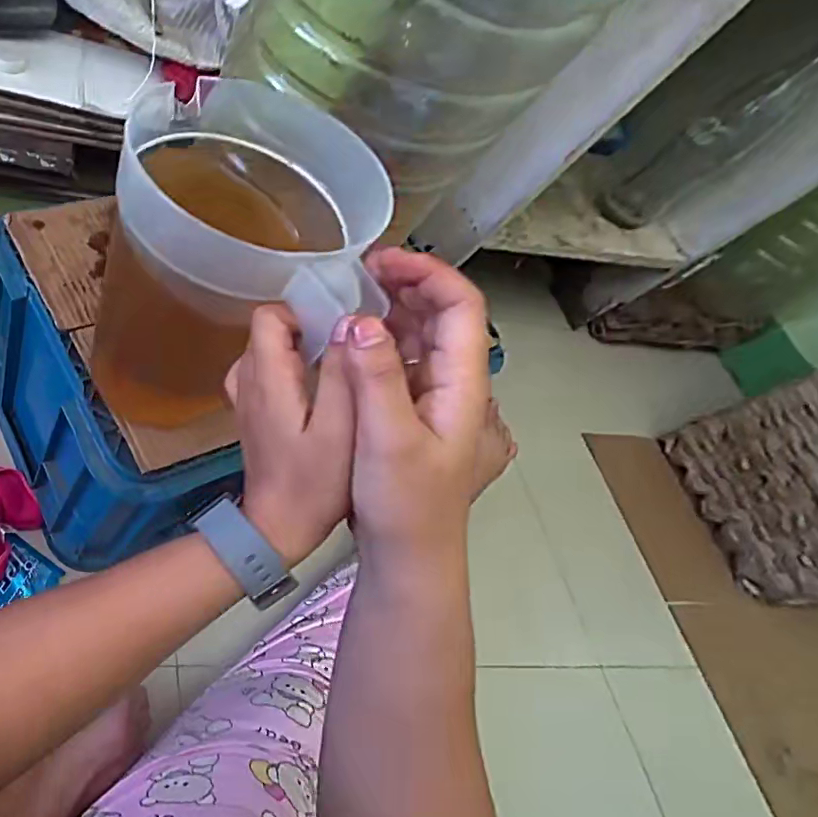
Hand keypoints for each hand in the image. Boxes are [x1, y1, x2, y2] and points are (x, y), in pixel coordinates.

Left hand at [223, 305, 356, 565]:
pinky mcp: (251, 410)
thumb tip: (351, 322)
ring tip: (340, 368)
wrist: (277, 524)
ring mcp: (244, 395)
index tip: (340, 327)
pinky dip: (292, 369)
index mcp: (264, 377)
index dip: (304, 312)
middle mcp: (246, 379)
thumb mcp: (339, 428)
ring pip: (271, 349)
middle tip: (350, 349)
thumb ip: (342, 373)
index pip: (269, 316)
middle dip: (310, 328)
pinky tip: (321, 391)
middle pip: (271, 329)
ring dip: (303, 349)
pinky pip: (269, 371)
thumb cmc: (314, 482)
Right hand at [339, 250, 491, 560]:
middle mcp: (460, 385)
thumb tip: (360, 320)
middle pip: (446, 317)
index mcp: (465, 387)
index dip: (427, 275)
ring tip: (351, 295)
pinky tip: (352, 338)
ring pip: (425, 338)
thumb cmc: (404, 502)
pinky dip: (381, 340)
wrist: (409, 553)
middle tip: (358, 273)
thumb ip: (377, 379)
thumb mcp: (388, 440)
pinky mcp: (417, 413)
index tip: (379, 263)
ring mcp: (440, 400)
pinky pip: (405, 362)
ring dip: (393, 309)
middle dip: (407, 285)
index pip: (462, 308)